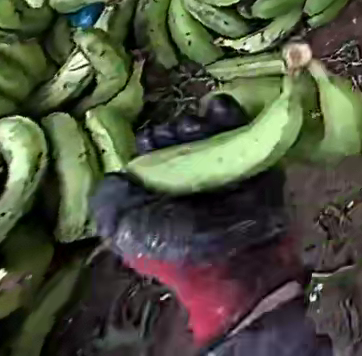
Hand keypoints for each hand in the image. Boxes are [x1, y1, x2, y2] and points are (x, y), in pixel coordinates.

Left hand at [92, 96, 303, 348]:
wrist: (238, 255)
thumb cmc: (182, 248)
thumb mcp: (134, 234)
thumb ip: (113, 207)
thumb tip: (111, 174)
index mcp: (161, 193)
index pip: (151, 156)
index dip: (148, 144)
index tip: (148, 140)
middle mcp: (189, 174)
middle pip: (178, 138)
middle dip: (173, 130)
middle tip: (173, 131)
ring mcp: (221, 161)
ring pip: (205, 127)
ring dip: (196, 121)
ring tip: (193, 125)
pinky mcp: (250, 150)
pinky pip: (237, 123)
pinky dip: (226, 112)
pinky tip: (218, 107)